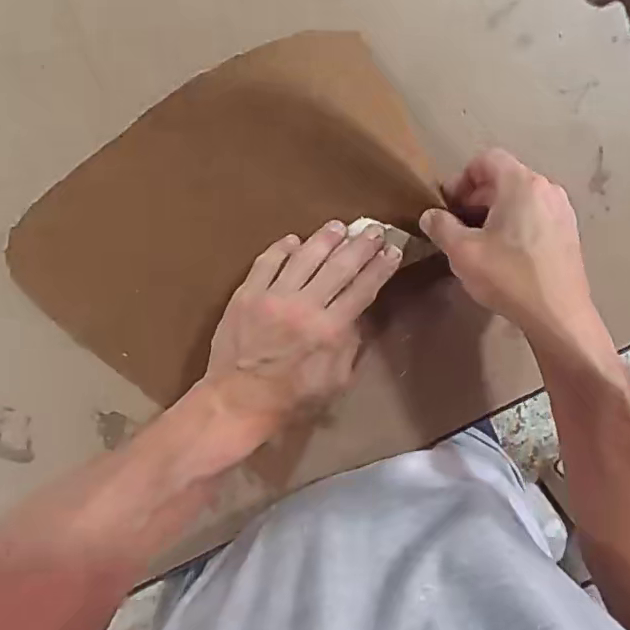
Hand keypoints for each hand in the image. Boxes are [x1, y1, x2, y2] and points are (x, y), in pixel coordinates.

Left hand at [198, 219, 404, 443]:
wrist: (237, 402)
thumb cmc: (291, 400)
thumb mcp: (336, 382)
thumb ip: (351, 346)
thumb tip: (359, 316)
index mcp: (330, 331)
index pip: (363, 288)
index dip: (380, 267)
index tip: (392, 250)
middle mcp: (304, 307)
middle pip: (339, 266)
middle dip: (361, 245)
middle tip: (373, 229)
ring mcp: (272, 297)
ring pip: (304, 257)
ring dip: (324, 238)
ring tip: (338, 226)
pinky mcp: (246, 295)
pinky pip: (266, 262)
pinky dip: (282, 248)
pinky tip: (294, 240)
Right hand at [420, 148, 608, 351]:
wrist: (557, 314)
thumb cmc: (508, 276)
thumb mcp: (462, 252)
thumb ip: (441, 226)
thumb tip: (430, 215)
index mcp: (521, 183)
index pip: (486, 159)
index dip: (461, 178)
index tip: (449, 206)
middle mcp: (546, 188)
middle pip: (504, 178)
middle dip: (476, 197)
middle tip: (458, 226)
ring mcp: (562, 211)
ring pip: (520, 199)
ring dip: (495, 213)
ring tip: (480, 243)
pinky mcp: (569, 233)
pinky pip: (535, 216)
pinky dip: (516, 225)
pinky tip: (505, 255)